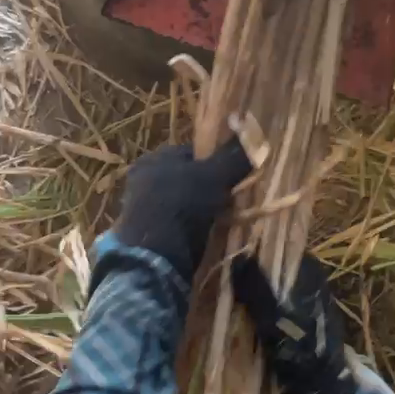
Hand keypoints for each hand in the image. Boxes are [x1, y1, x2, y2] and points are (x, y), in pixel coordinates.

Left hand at [112, 139, 251, 279]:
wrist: (155, 257)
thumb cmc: (182, 207)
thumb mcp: (214, 177)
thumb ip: (233, 158)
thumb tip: (254, 135)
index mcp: (154, 158)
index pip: (191, 153)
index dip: (215, 164)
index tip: (233, 179)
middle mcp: (142, 180)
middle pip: (185, 179)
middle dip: (206, 189)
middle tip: (228, 202)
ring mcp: (140, 210)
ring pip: (180, 204)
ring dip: (198, 212)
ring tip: (218, 222)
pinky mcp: (144, 236)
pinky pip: (174, 226)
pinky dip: (188, 230)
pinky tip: (201, 238)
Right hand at [231, 254, 356, 393]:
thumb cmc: (304, 354)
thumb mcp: (275, 321)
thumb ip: (257, 290)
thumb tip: (237, 258)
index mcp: (310, 275)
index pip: (278, 248)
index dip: (254, 248)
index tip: (228, 253)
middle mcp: (311, 284)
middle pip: (274, 269)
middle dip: (250, 273)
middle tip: (221, 278)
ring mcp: (308, 305)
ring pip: (273, 289)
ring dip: (252, 294)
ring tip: (226, 298)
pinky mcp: (302, 325)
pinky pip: (275, 309)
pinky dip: (259, 311)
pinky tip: (242, 320)